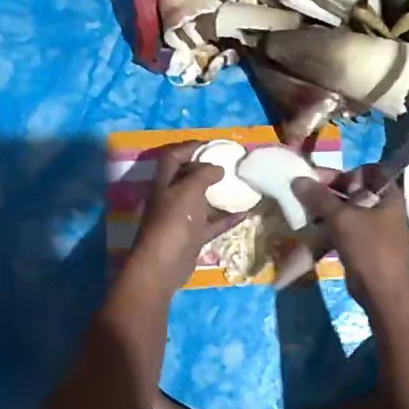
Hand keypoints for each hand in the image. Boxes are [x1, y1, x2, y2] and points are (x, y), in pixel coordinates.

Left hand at [124, 142, 228, 295]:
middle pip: (187, 178)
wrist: (164, 264)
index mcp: (163, 183)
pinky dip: (226, 218)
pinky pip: (212, 223)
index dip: (189, 147)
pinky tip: (245, 213)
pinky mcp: (192, 236)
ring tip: (238, 185)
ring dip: (218, 194)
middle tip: (228, 164)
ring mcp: (181, 219)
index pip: (173, 157)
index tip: (211, 144)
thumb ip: (203, 174)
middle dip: (206, 169)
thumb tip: (217, 168)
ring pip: (201, 201)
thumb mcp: (189, 190)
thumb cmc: (174, 221)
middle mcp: (170, 198)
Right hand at [293, 165, 408, 310]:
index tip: (321, 181)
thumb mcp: (342, 219)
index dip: (345, 173)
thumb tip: (297, 180)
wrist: (383, 292)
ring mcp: (374, 227)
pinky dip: (328, 229)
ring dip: (324, 211)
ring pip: (345, 212)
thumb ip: (319, 197)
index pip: (367, 171)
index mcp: (388, 194)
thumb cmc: (369, 248)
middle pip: (353, 191)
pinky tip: (309, 232)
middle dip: (327, 193)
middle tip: (303, 194)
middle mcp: (383, 207)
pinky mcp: (363, 245)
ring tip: (302, 212)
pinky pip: (343, 230)